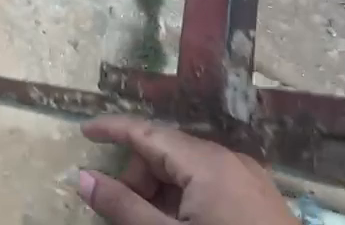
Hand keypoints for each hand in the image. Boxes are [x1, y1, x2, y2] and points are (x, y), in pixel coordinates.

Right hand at [76, 116, 297, 224]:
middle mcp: (229, 160)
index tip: (83, 133)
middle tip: (124, 209)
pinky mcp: (263, 202)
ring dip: (162, 191)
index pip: (145, 131)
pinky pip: (211, 185)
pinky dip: (187, 199)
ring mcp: (250, 180)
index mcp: (206, 162)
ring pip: (188, 170)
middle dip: (139, 176)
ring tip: (153, 222)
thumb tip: (81, 177)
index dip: (111, 129)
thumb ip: (124, 206)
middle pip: (166, 152)